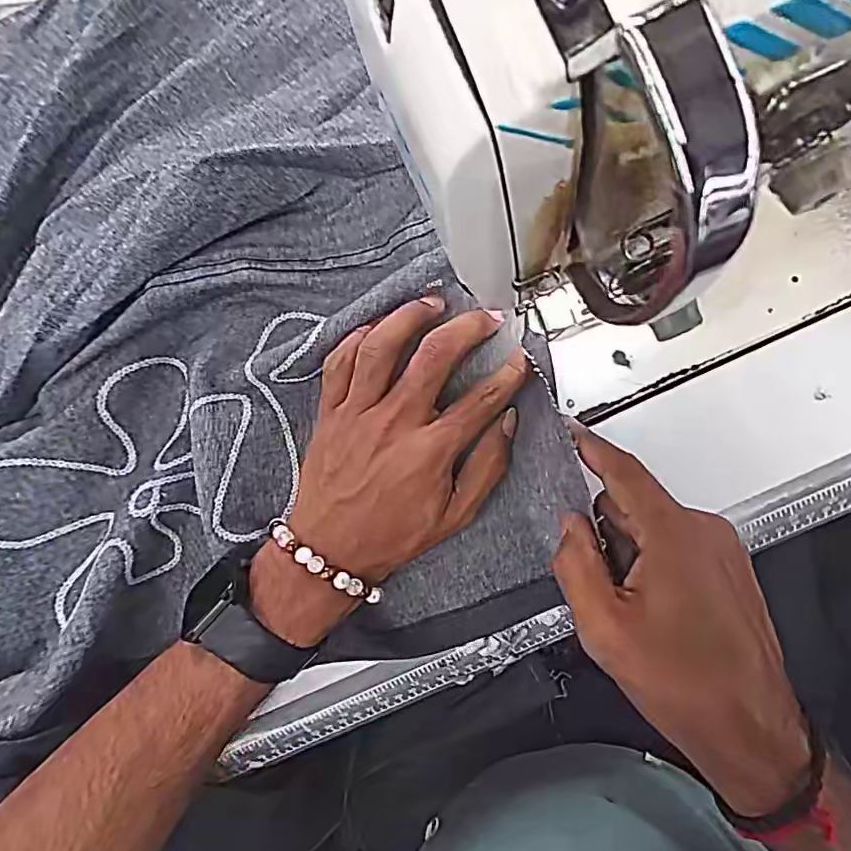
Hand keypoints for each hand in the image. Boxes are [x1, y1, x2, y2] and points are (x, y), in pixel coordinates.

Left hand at [250, 292, 530, 645]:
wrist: (331, 548)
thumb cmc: (390, 534)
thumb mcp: (454, 515)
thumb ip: (487, 468)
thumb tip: (505, 425)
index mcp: (429, 451)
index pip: (480, 399)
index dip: (508, 374)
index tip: (519, 360)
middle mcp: (394, 424)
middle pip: (435, 357)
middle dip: (467, 328)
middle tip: (485, 318)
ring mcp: (358, 414)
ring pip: (382, 347)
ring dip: (409, 317)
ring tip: (432, 302)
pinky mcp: (331, 412)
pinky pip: (339, 363)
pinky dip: (357, 338)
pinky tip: (377, 326)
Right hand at [552, 420, 810, 816]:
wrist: (748, 726)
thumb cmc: (690, 685)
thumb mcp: (603, 627)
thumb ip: (575, 563)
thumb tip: (569, 528)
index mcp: (674, 536)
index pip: (624, 473)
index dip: (592, 449)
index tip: (575, 434)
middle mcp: (704, 533)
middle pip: (633, 507)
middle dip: (606, 536)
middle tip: (600, 588)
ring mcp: (722, 550)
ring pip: (654, 530)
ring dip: (630, 557)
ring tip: (635, 613)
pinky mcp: (730, 569)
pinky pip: (677, 547)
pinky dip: (654, 568)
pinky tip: (656, 615)